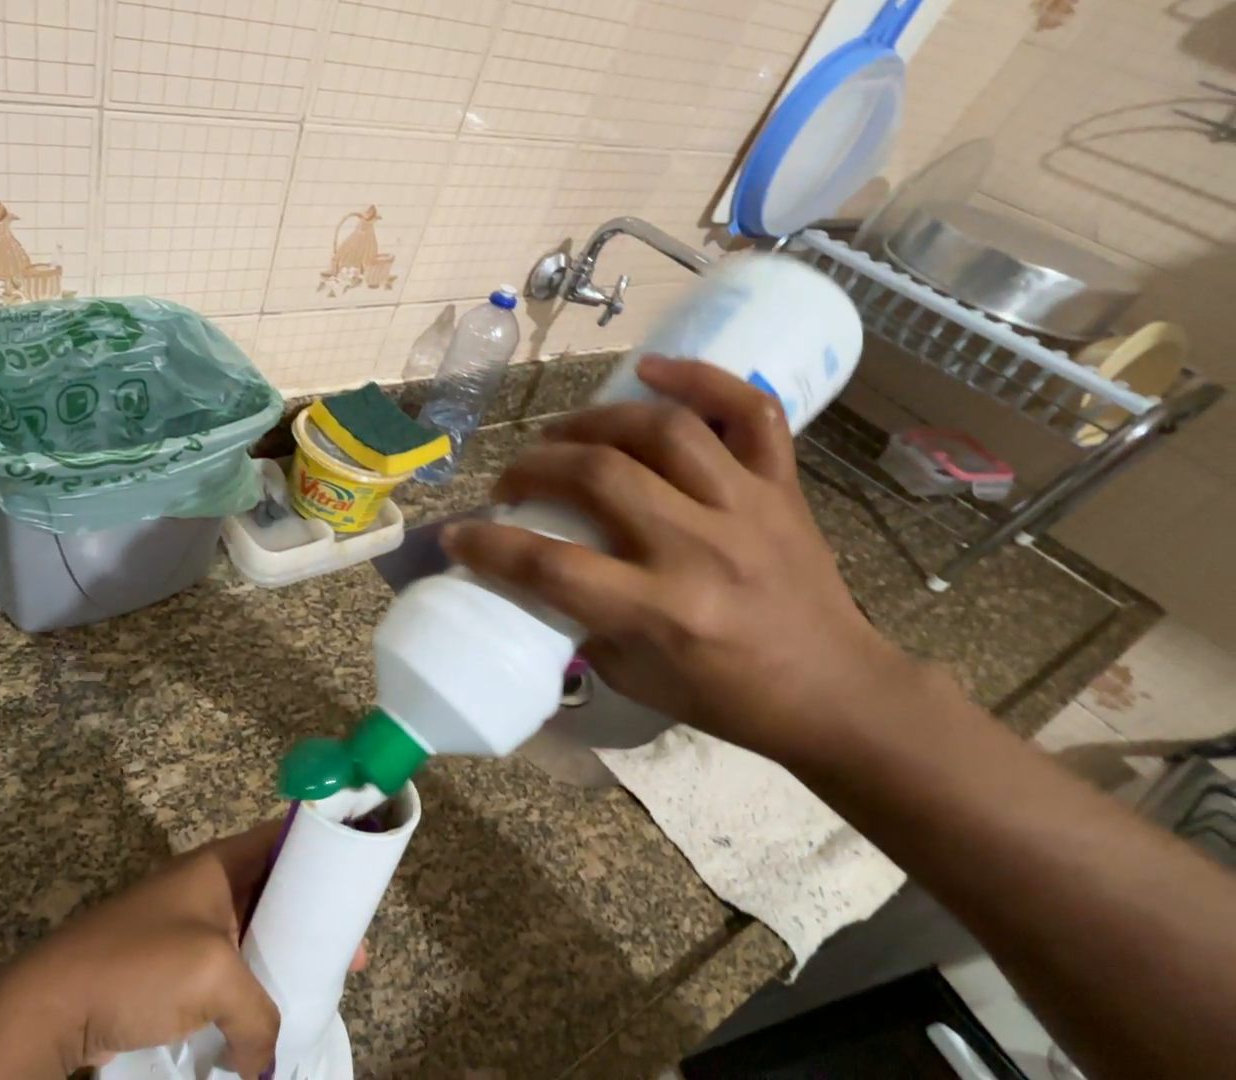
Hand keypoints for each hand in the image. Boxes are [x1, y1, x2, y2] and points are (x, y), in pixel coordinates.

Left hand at [0, 821, 364, 1078]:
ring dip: (288, 958)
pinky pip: (233, 966)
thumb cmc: (138, 966)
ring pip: (257, 932)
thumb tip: (264, 1060)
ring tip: (324, 988)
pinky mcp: (176, 966)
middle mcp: (209, 886)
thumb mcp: (214, 978)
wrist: (54, 1004)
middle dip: (316, 919)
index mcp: (219, 863)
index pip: (285, 837)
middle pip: (278, 889)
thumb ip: (260, 1014)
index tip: (360, 881)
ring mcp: (191, 926)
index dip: (325, 849)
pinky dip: (257, 985)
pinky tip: (276, 1012)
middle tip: (353, 953)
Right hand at [440, 356, 922, 764]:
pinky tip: (652, 370)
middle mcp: (700, 550)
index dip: (489, 545)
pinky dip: (702, 378)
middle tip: (514, 479)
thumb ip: (581, 623)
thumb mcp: (633, 679)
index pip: (551, 566)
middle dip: (535, 467)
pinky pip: (749, 412)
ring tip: (562, 433)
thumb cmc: (725, 696)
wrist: (834, 690)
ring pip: (660, 431)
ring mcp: (746, 509)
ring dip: (594, 421)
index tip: (458, 533)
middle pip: (598, 477)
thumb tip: (534, 574)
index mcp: (661, 612)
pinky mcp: (782, 488)